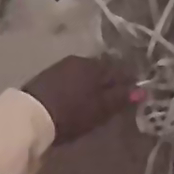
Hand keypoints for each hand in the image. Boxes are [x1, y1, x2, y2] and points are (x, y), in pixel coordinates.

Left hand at [23, 55, 137, 144]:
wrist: (31, 114)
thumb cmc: (72, 113)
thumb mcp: (100, 109)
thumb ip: (121, 98)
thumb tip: (143, 90)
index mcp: (96, 65)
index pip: (119, 70)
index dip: (128, 82)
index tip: (132, 95)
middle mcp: (81, 59)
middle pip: (102, 69)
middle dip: (110, 81)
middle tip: (114, 98)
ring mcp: (63, 65)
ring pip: (86, 72)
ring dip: (93, 82)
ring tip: (95, 98)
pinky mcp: (49, 74)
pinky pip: (72, 76)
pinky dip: (79, 84)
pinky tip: (77, 96)